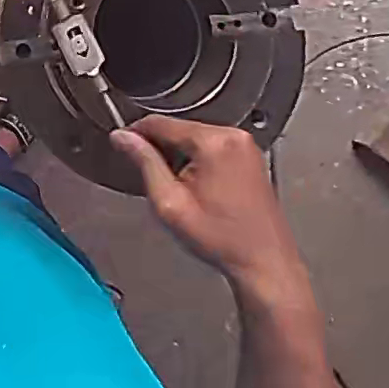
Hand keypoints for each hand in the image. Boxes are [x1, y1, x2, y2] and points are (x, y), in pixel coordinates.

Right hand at [111, 117, 315, 310]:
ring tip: (178, 187)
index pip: (159, 122)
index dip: (136, 133)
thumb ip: (144, 162)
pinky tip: (197, 187)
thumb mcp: (169, 203)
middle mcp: (233, 136)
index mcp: (213, 142)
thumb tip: (123, 137)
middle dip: (160, 148)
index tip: (123, 145)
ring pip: (193, 136)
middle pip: (178, 128)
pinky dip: (197, 159)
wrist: (265, 265)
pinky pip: (211, 145)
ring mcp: (245, 145)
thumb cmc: (223, 240)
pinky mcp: (250, 155)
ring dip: (178, 154)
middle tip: (153, 178)